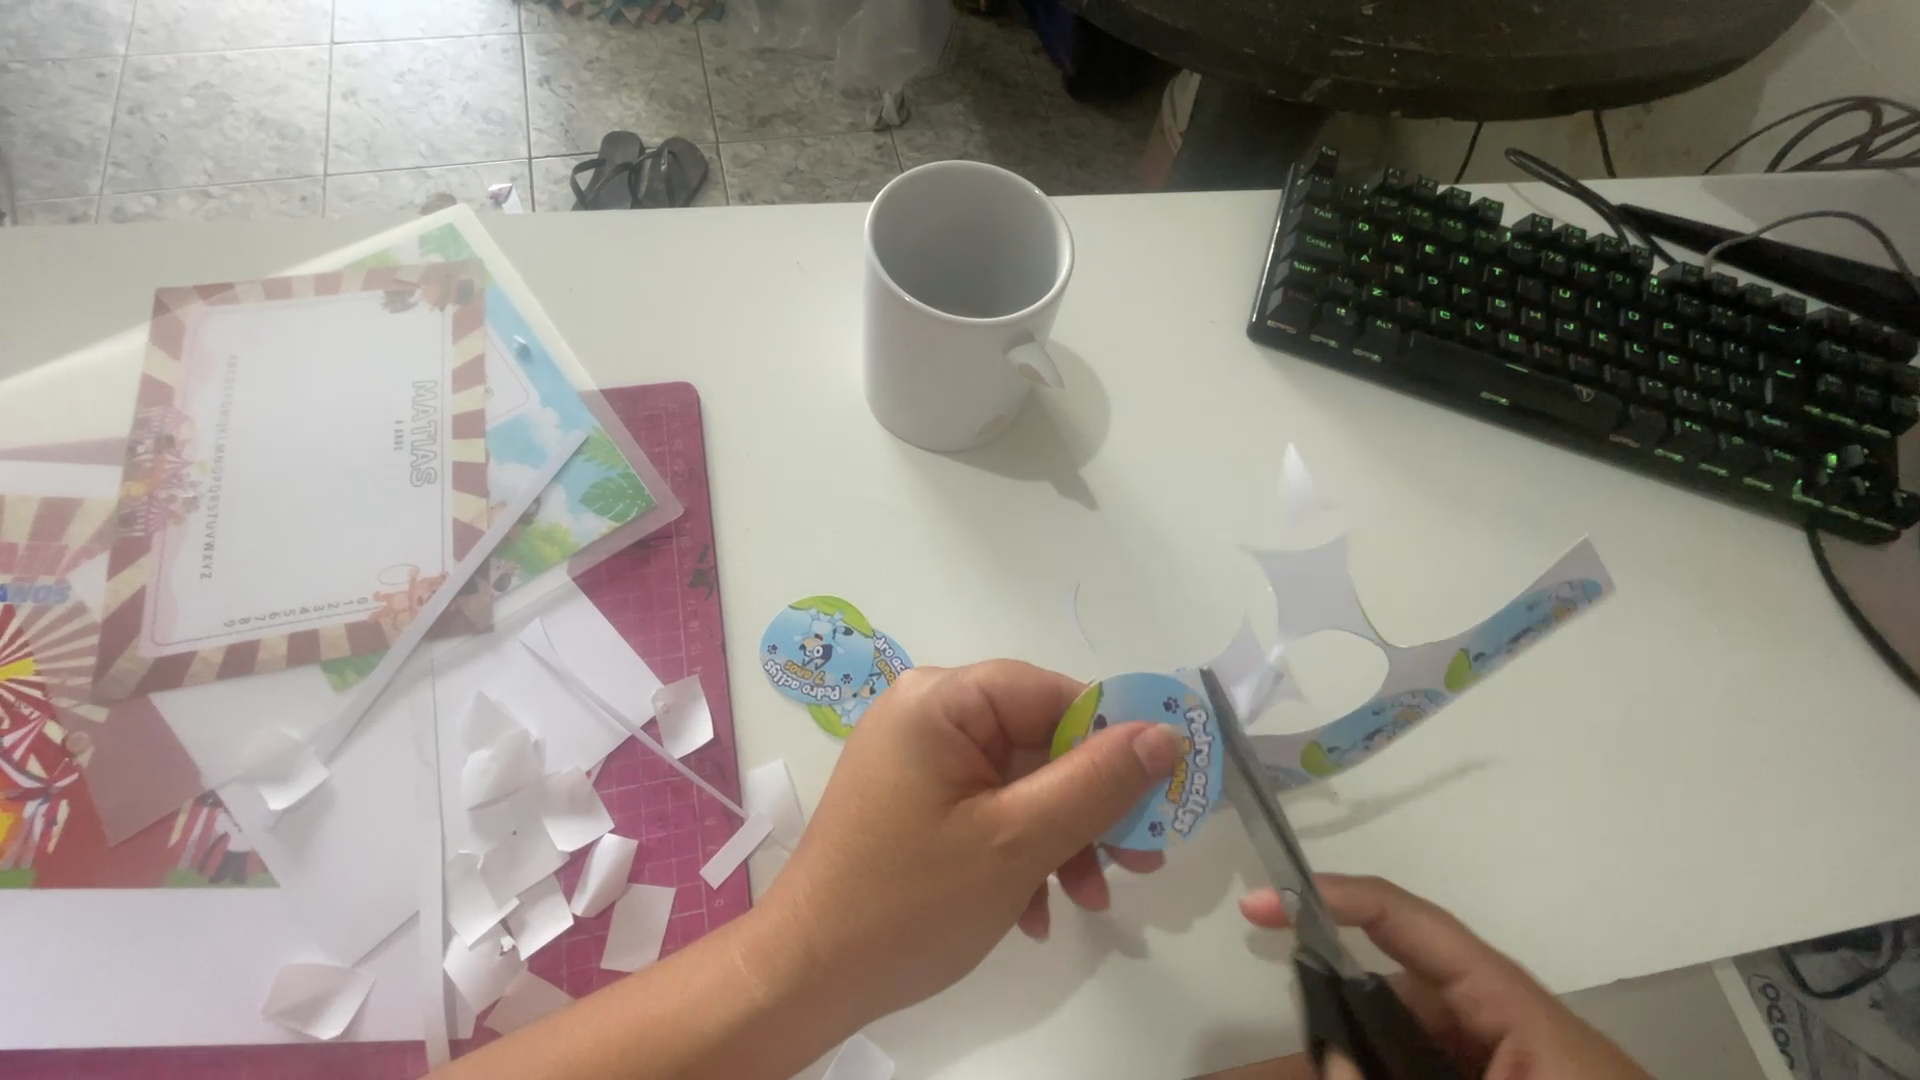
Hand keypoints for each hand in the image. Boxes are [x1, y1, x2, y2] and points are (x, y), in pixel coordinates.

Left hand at [752, 661, 1182, 1027]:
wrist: (810, 977)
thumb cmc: (912, 900)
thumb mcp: (1019, 840)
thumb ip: (1097, 782)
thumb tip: (1164, 733)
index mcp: (940, 700)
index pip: (1048, 691)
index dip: (1110, 734)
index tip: (1159, 787)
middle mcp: (927, 715)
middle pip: (1036, 741)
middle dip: (1089, 805)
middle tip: (1142, 858)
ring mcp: (919, 760)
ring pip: (1019, 782)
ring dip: (1062, 838)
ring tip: (1093, 899)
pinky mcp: (917, 800)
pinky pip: (988, 808)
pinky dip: (1020, 852)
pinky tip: (1036, 912)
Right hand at [1239, 876, 1650, 1079]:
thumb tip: (1321, 1053)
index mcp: (1518, 1012)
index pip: (1411, 924)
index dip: (1334, 898)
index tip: (1261, 905)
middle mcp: (1500, 1026)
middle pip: (1388, 1000)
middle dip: (1322, 1027)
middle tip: (1261, 1067)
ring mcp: (1494, 1062)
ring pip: (1393, 1047)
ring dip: (1341, 1065)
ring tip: (1268, 1078)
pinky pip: (1415, 1068)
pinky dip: (1373, 1076)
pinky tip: (1336, 1075)